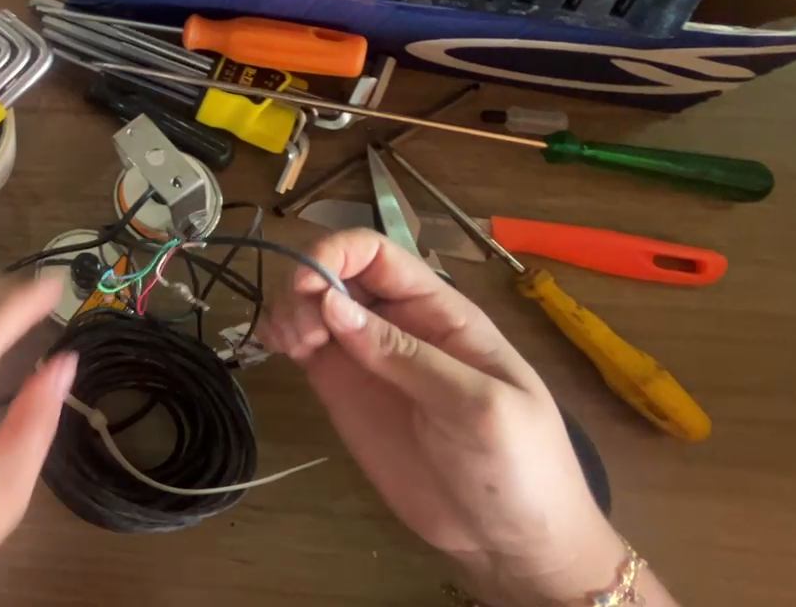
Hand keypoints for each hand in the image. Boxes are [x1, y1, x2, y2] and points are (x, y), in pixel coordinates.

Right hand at [259, 230, 628, 604]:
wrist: (511, 543)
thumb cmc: (518, 469)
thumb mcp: (476, 408)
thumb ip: (404, 354)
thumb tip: (330, 302)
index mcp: (437, 310)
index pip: (374, 252)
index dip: (334, 253)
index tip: (307, 288)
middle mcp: (394, 320)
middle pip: (332, 270)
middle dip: (303, 286)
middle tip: (299, 332)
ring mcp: (363, 351)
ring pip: (308, 301)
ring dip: (286, 309)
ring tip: (289, 345)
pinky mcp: (339, 381)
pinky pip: (299, 338)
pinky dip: (277, 332)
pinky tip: (276, 347)